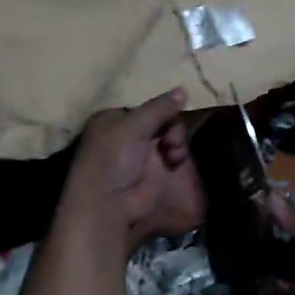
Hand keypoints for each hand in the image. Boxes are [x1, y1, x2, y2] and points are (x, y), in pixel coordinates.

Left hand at [64, 89, 205, 251]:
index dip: (160, 110)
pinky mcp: (155, 174)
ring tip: (173, 153)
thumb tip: (183, 89)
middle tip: (171, 141)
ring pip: (170, 138)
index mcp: (112, 120)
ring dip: (176, 142)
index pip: (145, 107)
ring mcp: (141, 156)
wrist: (110, 205)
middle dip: (171, 128)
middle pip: (160, 122)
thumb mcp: (133, 127)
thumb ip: (159, 108)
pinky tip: (175, 161)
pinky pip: (173, 156)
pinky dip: (178, 155)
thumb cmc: (113, 159)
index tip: (170, 116)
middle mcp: (126, 136)